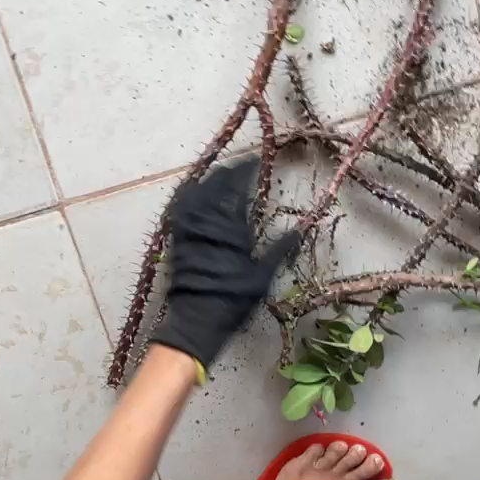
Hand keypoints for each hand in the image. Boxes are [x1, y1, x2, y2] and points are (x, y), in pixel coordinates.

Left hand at [149, 158, 296, 368]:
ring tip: (222, 173)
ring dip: (210, 178)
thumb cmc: (233, 299)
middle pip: (216, 183)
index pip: (238, 186)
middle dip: (230, 170)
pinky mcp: (177, 236)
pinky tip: (195, 188)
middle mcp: (208, 221)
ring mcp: (189, 227)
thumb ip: (280, 248)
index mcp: (232, 227)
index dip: (247, 169)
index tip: (257, 159)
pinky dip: (189, 192)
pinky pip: (182, 205)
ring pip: (197, 190)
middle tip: (242, 165)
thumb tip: (301, 228)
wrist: (197, 319)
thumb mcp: (263, 275)